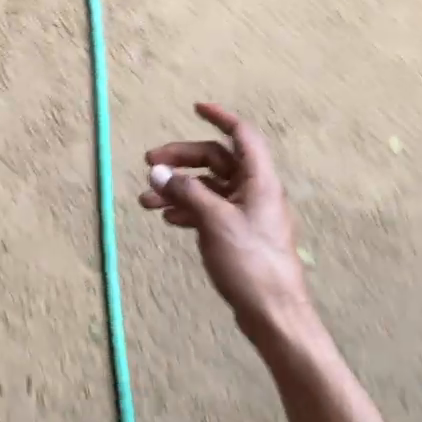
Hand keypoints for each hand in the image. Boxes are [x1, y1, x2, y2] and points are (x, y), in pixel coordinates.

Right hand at [139, 103, 314, 344]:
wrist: (274, 314)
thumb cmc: (250, 262)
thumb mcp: (214, 221)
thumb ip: (186, 192)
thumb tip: (157, 171)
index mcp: (259, 180)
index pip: (241, 135)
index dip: (220, 117)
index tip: (195, 108)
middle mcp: (254, 191)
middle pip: (216, 161)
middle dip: (181, 159)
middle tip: (149, 163)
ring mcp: (247, 214)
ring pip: (208, 187)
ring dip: (178, 188)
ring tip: (147, 200)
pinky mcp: (238, 235)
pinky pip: (209, 210)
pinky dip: (187, 209)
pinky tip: (168, 218)